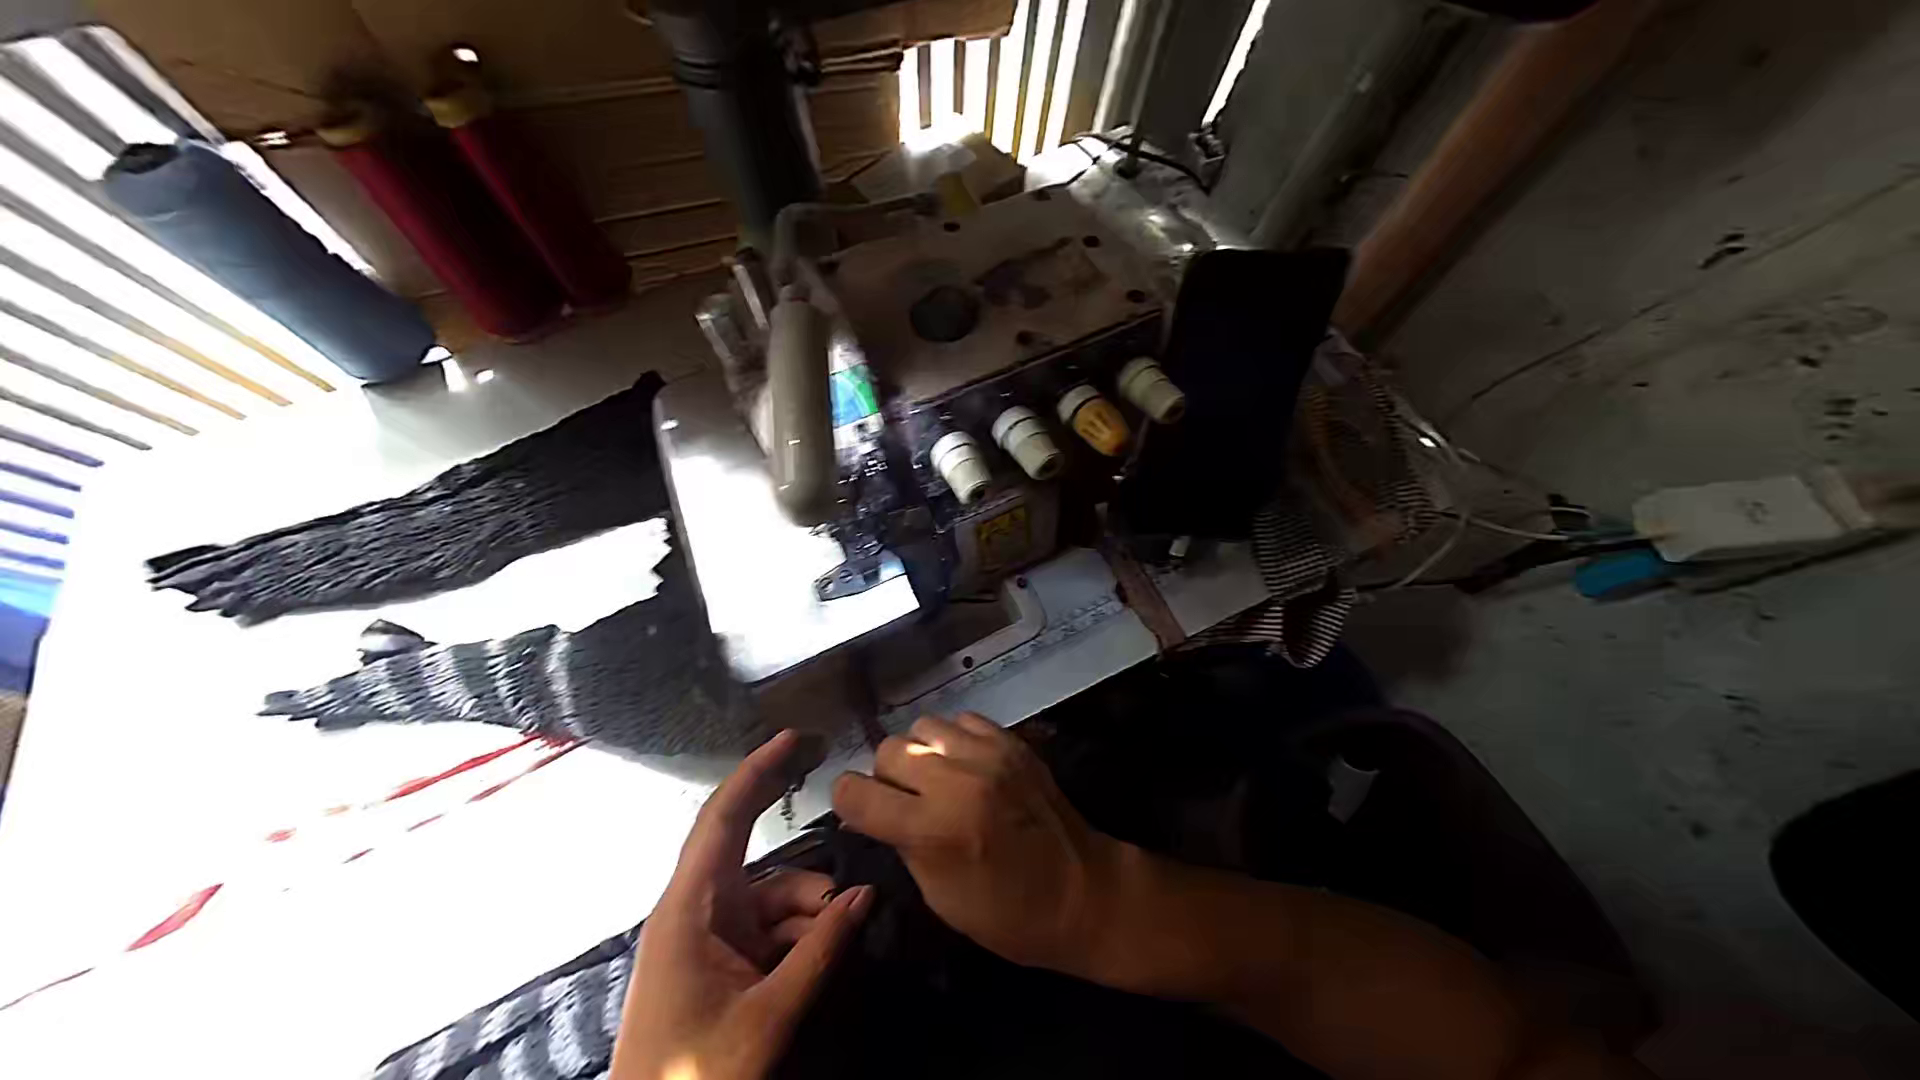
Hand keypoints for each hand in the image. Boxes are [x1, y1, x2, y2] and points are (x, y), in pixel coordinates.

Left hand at [612, 730, 873, 1079]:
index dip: (757, 772)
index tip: (792, 738)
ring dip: (810, 902)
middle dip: (783, 805)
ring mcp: (709, 933)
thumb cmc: (696, 1075)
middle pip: (746, 839)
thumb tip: (866, 895)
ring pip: (770, 891)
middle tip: (828, 770)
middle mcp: (696, 907)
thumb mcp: (767, 1017)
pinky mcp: (721, 957)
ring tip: (844, 924)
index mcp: (688, 907)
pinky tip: (827, 944)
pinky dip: (801, 929)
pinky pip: (770, 924)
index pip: (722, 819)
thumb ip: (820, 952)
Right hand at [831, 713, 1122, 979]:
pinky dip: (953, 740)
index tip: (859, 810)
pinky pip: (961, 719)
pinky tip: (966, 764)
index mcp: (932, 830)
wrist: (1084, 892)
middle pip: (887, 751)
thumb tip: (868, 812)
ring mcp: (987, 755)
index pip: (855, 792)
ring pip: (921, 727)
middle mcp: (955, 781)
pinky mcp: (1012, 741)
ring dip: (920, 753)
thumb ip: (900, 843)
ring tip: (937, 777)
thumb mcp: (939, 895)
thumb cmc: (1007, 913)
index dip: (849, 801)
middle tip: (905, 799)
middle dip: (886, 776)